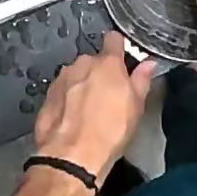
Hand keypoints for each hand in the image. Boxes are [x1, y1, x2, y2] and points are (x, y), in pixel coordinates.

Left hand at [33, 32, 156, 179]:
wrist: (71, 156)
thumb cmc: (111, 131)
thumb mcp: (135, 108)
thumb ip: (141, 80)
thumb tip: (148, 63)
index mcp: (107, 63)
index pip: (113, 39)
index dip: (118, 47)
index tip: (122, 59)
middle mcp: (83, 63)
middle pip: (94, 60)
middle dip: (99, 73)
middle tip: (107, 95)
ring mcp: (62, 77)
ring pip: (77, 74)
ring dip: (82, 84)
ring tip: (87, 110)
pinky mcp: (48, 93)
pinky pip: (62, 89)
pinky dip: (67, 98)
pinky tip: (71, 117)